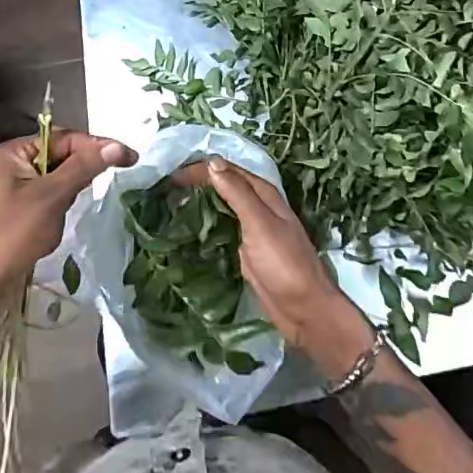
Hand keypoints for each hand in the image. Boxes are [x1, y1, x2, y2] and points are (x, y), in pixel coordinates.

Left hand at [0, 128, 135, 317]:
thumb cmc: (6, 237)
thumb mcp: (49, 197)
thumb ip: (84, 168)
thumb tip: (117, 144)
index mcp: (14, 152)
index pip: (66, 138)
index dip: (98, 147)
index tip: (130, 159)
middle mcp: (11, 167)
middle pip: (61, 161)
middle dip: (73, 185)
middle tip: (75, 203)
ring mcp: (10, 195)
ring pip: (55, 189)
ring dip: (61, 208)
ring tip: (48, 229)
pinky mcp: (12, 221)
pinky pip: (44, 210)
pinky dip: (51, 223)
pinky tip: (41, 241)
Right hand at [175, 157, 373, 380]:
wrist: (305, 309)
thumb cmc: (284, 264)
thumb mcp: (260, 223)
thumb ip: (238, 193)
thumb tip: (213, 163)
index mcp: (264, 193)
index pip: (227, 170)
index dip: (201, 168)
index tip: (172, 175)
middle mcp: (259, 206)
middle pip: (226, 183)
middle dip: (199, 180)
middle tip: (168, 185)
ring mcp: (254, 228)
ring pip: (224, 204)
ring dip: (202, 199)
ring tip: (174, 200)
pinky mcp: (248, 249)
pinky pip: (224, 227)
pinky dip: (208, 221)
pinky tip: (193, 227)